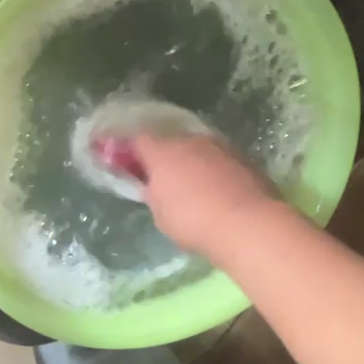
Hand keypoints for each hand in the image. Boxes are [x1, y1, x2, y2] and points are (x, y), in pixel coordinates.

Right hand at [106, 134, 281, 255]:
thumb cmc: (192, 221)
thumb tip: (154, 185)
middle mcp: (191, 140)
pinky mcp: (244, 159)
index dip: (125, 149)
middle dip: (160, 156)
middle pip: (169, 142)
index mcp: (163, 151)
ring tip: (187, 186)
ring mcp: (221, 147)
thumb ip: (153, 193)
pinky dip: (210, 171)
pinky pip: (217, 161)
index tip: (116, 158)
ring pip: (196, 149)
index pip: (137, 140)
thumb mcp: (160, 212)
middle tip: (156, 177)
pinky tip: (212, 191)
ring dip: (188, 163)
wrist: (247, 224)